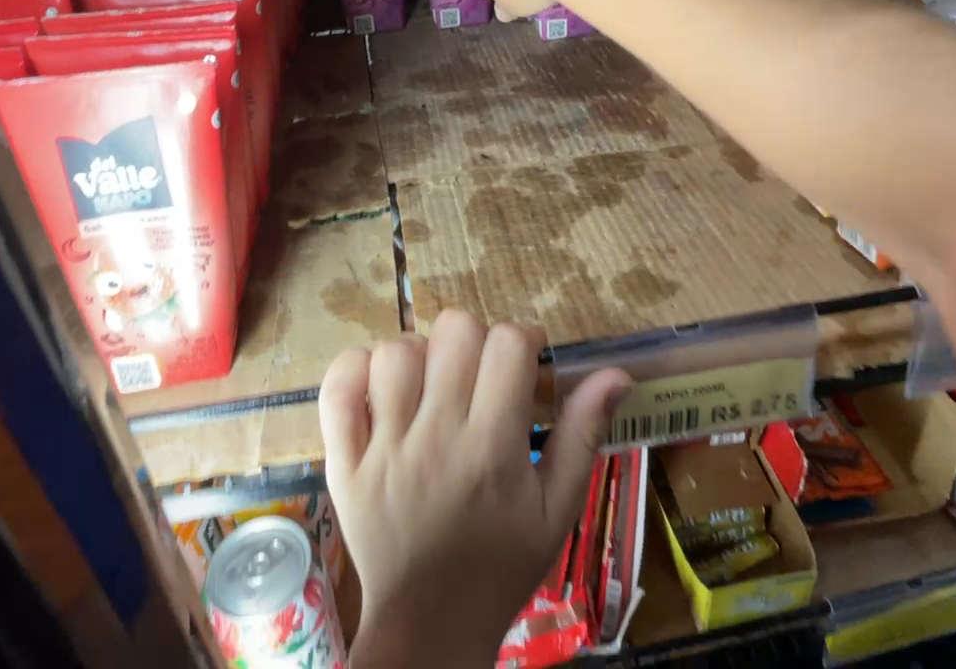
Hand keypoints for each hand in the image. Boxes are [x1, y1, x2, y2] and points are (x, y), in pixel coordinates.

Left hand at [319, 311, 630, 667]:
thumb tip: (617, 373)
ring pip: (396, 351)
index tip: (524, 365)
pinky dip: (356, 370)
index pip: (508, 343)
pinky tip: (379, 385)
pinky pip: (338, 387)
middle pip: (454, 331)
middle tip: (479, 374)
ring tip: (430, 384)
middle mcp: (436, 437)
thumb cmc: (502, 565)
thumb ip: (583, 435)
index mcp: (493, 448)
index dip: (523, 340)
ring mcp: (382, 447)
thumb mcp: (558, 510)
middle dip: (475, 340)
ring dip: (420, 356)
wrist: (430, 624)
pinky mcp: (343, 460)